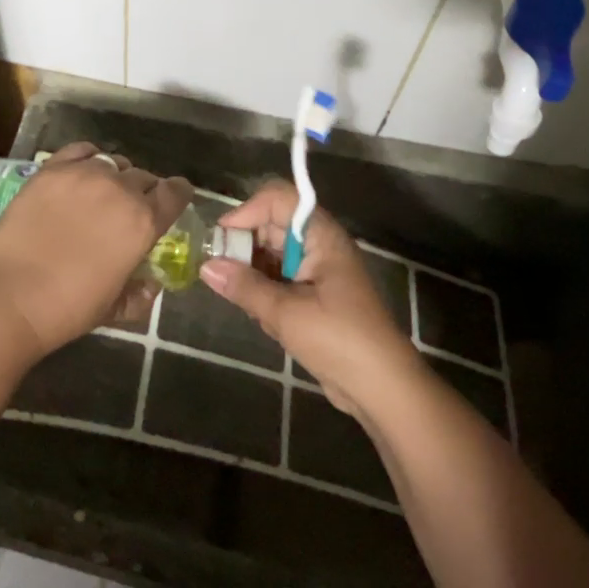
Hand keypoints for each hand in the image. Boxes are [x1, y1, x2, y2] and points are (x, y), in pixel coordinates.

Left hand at [0, 143, 193, 358]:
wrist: (9, 294)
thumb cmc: (68, 308)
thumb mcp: (114, 308)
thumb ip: (139, 294)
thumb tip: (150, 286)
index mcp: (144, 221)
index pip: (175, 192)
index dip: (176, 195)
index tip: (172, 201)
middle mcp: (120, 189)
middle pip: (143, 176)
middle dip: (143, 190)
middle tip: (129, 210)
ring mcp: (83, 175)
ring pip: (113, 162)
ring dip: (115, 175)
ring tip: (102, 193)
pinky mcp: (51, 170)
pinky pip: (80, 151)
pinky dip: (87, 159)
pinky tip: (81, 175)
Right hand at [199, 182, 418, 417]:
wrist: (382, 388)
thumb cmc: (338, 340)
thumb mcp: (286, 313)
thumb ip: (244, 286)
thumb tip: (206, 266)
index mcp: (321, 236)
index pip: (278, 199)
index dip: (247, 212)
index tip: (222, 240)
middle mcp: (319, 246)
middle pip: (272, 225)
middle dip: (244, 246)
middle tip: (221, 274)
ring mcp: (318, 272)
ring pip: (272, 255)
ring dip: (253, 274)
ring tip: (245, 301)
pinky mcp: (314, 297)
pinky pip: (279, 280)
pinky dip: (264, 292)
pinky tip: (262, 317)